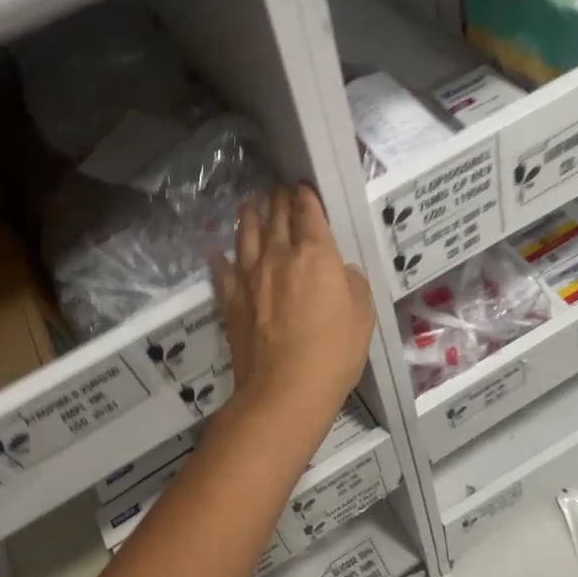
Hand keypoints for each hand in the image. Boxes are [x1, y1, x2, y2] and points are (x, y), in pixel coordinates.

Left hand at [212, 185, 375, 418]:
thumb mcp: (362, 317)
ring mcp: (251, 277)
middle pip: (277, 218)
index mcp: (316, 255)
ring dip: (249, 216)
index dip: (306, 197)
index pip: (310, 214)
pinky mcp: (232, 300)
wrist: (284, 391)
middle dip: (279, 200)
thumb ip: (353, 285)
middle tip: (277, 188)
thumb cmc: (333, 353)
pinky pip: (223, 271)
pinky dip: (219, 258)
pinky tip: (214, 250)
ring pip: (247, 236)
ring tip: (248, 203)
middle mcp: (279, 256)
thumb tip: (342, 272)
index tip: (303, 186)